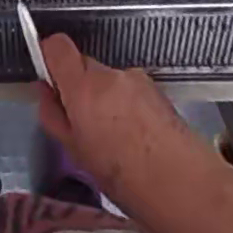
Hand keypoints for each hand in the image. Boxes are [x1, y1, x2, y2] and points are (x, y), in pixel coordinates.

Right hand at [36, 33, 232, 213]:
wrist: (186, 186)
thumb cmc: (126, 178)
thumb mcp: (76, 152)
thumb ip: (54, 116)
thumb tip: (46, 93)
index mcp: (84, 88)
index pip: (57, 45)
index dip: (48, 55)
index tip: (48, 76)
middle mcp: (110, 75)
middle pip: (83, 64)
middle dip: (78, 86)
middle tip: (81, 121)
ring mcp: (136, 79)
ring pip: (107, 79)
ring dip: (103, 98)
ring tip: (113, 136)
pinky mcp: (156, 88)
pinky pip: (128, 88)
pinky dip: (125, 104)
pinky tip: (133, 135)